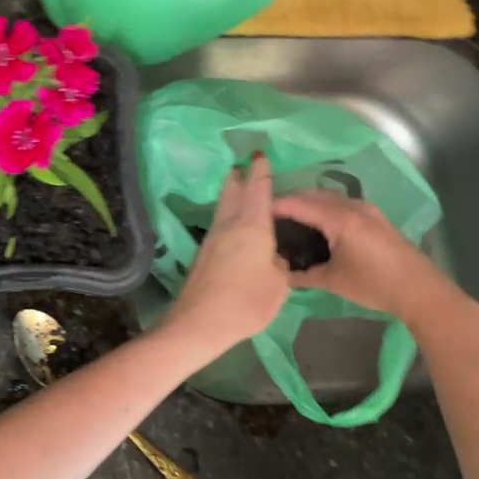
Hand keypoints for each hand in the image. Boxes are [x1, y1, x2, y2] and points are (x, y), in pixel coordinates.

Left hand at [164, 154, 289, 354]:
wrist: (200, 322)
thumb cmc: (246, 301)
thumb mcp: (278, 284)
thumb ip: (279, 265)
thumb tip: (272, 257)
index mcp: (251, 226)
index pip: (257, 190)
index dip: (260, 172)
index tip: (259, 155)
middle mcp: (228, 226)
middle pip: (232, 194)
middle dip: (238, 179)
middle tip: (241, 166)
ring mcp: (212, 240)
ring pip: (222, 210)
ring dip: (229, 196)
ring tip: (236, 188)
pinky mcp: (203, 256)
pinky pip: (219, 227)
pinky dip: (226, 217)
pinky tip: (232, 225)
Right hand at [272, 189, 467, 327]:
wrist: (420, 291)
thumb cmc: (374, 284)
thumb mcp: (333, 281)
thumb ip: (303, 274)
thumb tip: (280, 273)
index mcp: (340, 219)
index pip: (299, 204)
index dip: (276, 205)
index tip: (255, 212)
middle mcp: (353, 207)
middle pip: (313, 195)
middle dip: (290, 201)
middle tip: (269, 216)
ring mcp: (367, 210)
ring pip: (329, 198)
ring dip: (309, 203)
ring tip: (290, 219)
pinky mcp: (375, 218)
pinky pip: (342, 204)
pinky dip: (324, 209)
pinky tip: (317, 225)